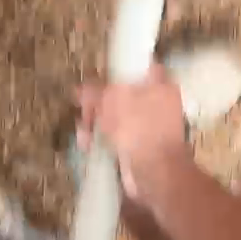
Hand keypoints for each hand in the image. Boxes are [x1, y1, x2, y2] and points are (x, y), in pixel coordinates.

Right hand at [76, 65, 191, 203]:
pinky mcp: (137, 146)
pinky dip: (100, 139)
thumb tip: (80, 90)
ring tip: (84, 134)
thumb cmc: (138, 128)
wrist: (155, 173)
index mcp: (159, 84)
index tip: (98, 77)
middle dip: (97, 102)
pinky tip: (88, 145)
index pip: (138, 66)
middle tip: (83, 109)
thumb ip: (95, 91)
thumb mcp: (112, 99)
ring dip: (94, 123)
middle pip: (120, 92)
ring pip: (114, 116)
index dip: (116, 69)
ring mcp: (147, 126)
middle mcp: (156, 103)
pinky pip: (114, 136)